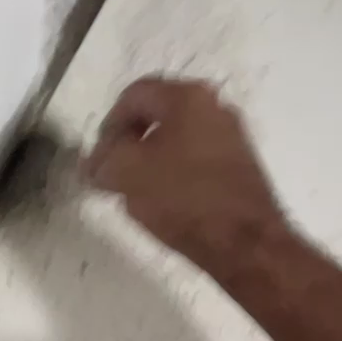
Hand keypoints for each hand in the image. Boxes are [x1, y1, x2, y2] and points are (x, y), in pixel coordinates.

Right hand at [85, 76, 289, 270]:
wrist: (247, 244)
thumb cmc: (184, 199)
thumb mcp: (127, 174)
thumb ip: (103, 161)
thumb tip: (94, 163)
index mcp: (187, 96)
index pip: (133, 96)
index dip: (107, 127)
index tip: (98, 160)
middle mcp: (216, 107)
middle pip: (158, 118)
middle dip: (130, 146)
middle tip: (114, 177)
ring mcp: (234, 138)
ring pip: (179, 142)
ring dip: (153, 164)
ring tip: (138, 196)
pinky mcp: (243, 170)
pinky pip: (198, 164)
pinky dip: (178, 178)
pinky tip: (169, 206)